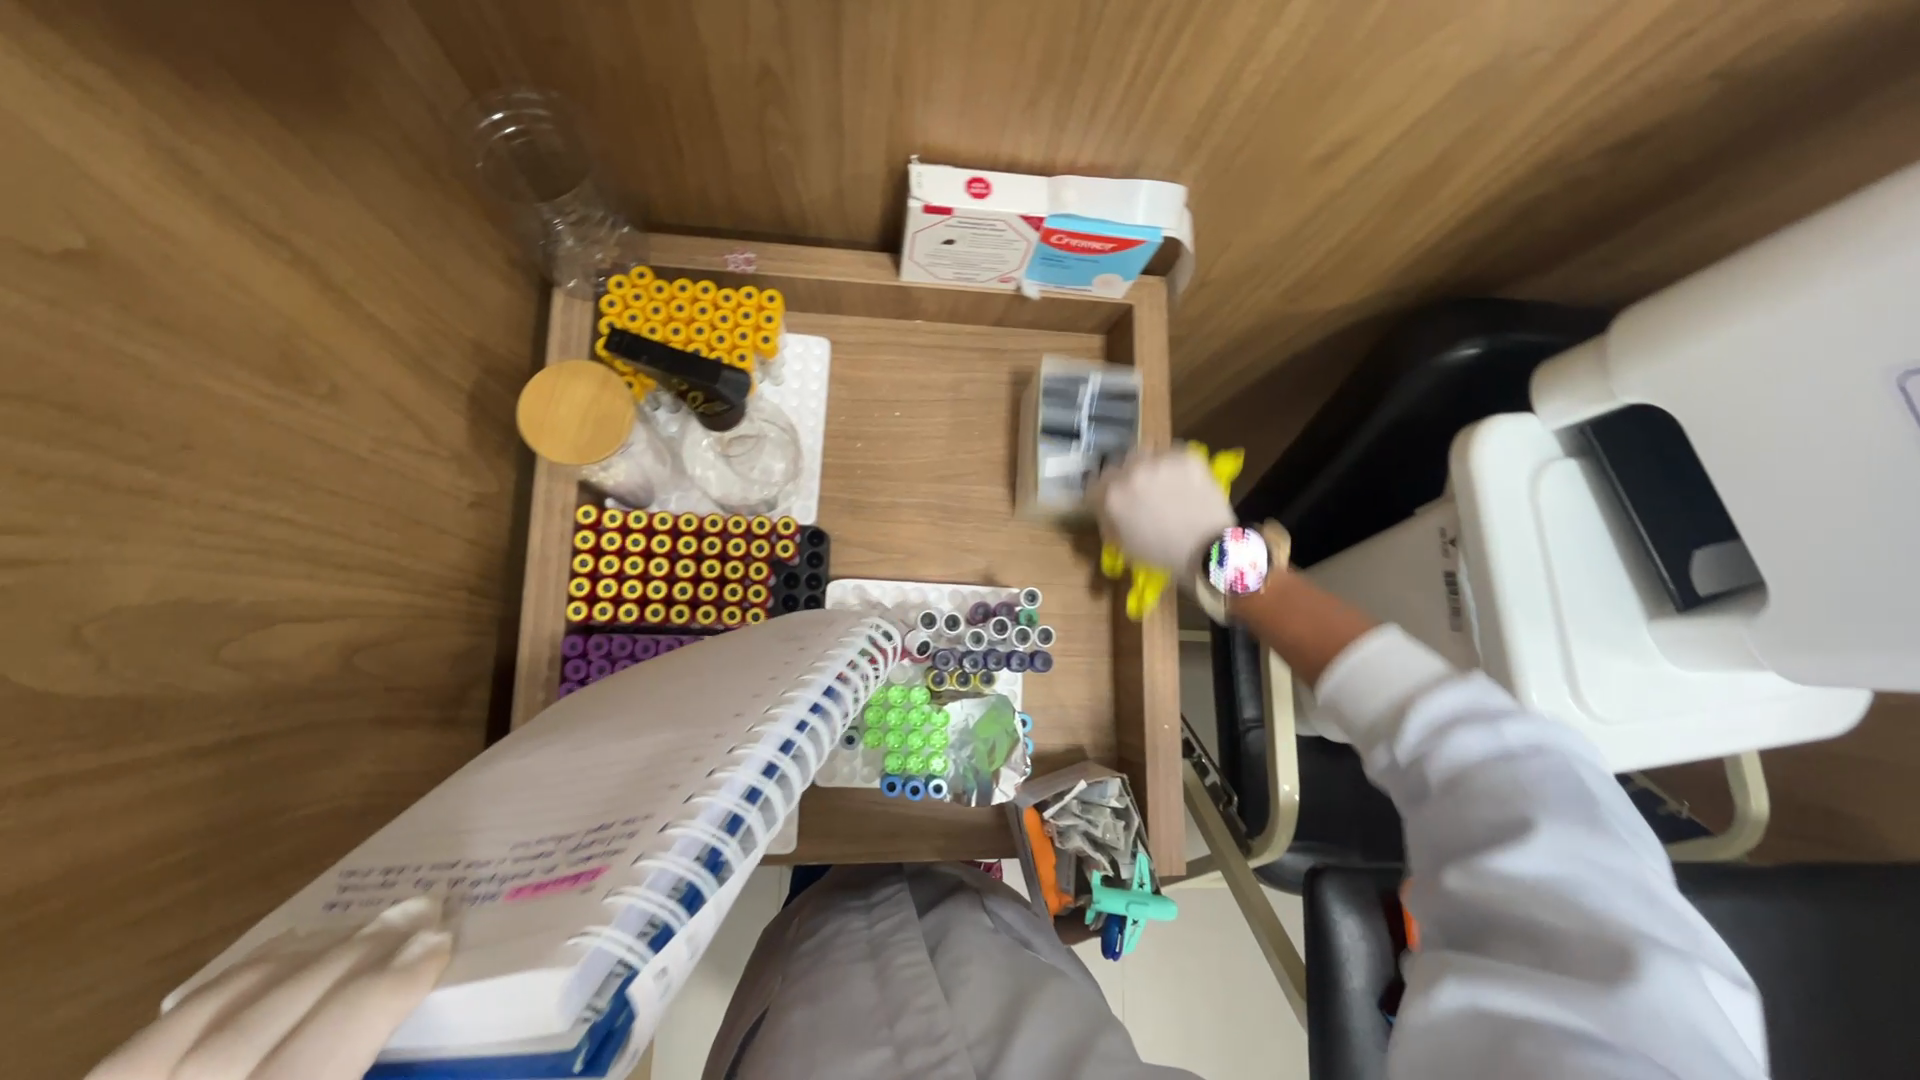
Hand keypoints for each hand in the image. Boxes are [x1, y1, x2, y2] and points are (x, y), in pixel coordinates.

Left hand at [88, 897, 450, 1079]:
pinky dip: (231, 978)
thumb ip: (368, 1067)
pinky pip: (159, 1030)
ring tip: (361, 926)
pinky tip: (280, 953)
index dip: (389, 987)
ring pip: (215, 1009)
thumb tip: (437, 1026)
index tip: (438, 942)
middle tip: (418, 911)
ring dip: (302, 956)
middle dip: (355, 954)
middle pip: (273, 1015)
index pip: (330, 1040)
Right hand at [1092, 447, 1234, 572]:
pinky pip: (1174, 454)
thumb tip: (1106, 511)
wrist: (1209, 549)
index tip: (1110, 498)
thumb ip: (1110, 522)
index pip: (1095, 483)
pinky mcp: (1187, 455)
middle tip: (1141, 491)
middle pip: (1121, 463)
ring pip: (1148, 454)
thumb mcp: (1124, 546)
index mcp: (1113, 495)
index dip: (1102, 491)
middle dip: (1127, 475)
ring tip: (1164, 483)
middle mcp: (1132, 471)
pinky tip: (1184, 481)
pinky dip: (1176, 465)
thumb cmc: (1164, 554)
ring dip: (1150, 466)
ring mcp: (1160, 460)